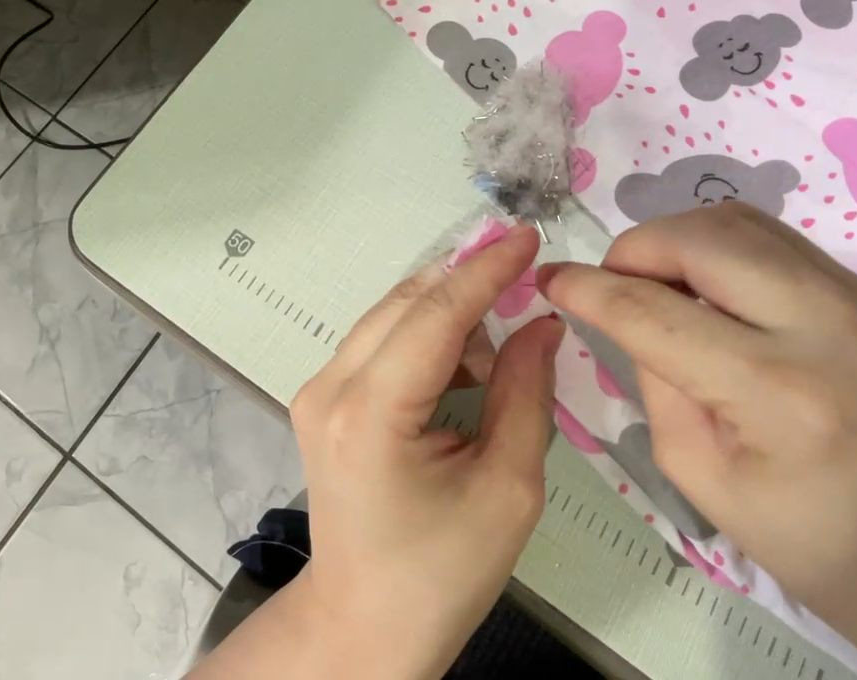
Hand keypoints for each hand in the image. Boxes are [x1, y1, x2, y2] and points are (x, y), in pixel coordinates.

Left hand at [275, 222, 561, 679]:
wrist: (365, 620)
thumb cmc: (443, 571)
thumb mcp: (508, 488)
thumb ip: (525, 394)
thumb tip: (541, 321)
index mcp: (370, 414)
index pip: (433, 315)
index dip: (484, 271)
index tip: (527, 237)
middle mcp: (329, 388)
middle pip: (404, 305)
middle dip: (467, 285)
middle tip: (525, 281)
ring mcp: (316, 391)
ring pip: (388, 318)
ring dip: (447, 315)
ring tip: (499, 354)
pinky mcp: (321, 399)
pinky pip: (378, 344)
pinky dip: (424, 340)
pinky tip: (464, 369)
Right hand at [540, 203, 856, 678]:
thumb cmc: (816, 546)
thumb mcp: (701, 478)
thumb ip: (656, 380)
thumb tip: (624, 312)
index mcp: (782, 397)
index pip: (653, 311)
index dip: (587, 288)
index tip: (548, 279)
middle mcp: (833, 330)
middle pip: (702, 238)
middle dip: (633, 250)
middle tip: (608, 285)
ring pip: (739, 222)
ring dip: (676, 240)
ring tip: (655, 285)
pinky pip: (775, 241)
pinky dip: (719, 248)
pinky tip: (706, 290)